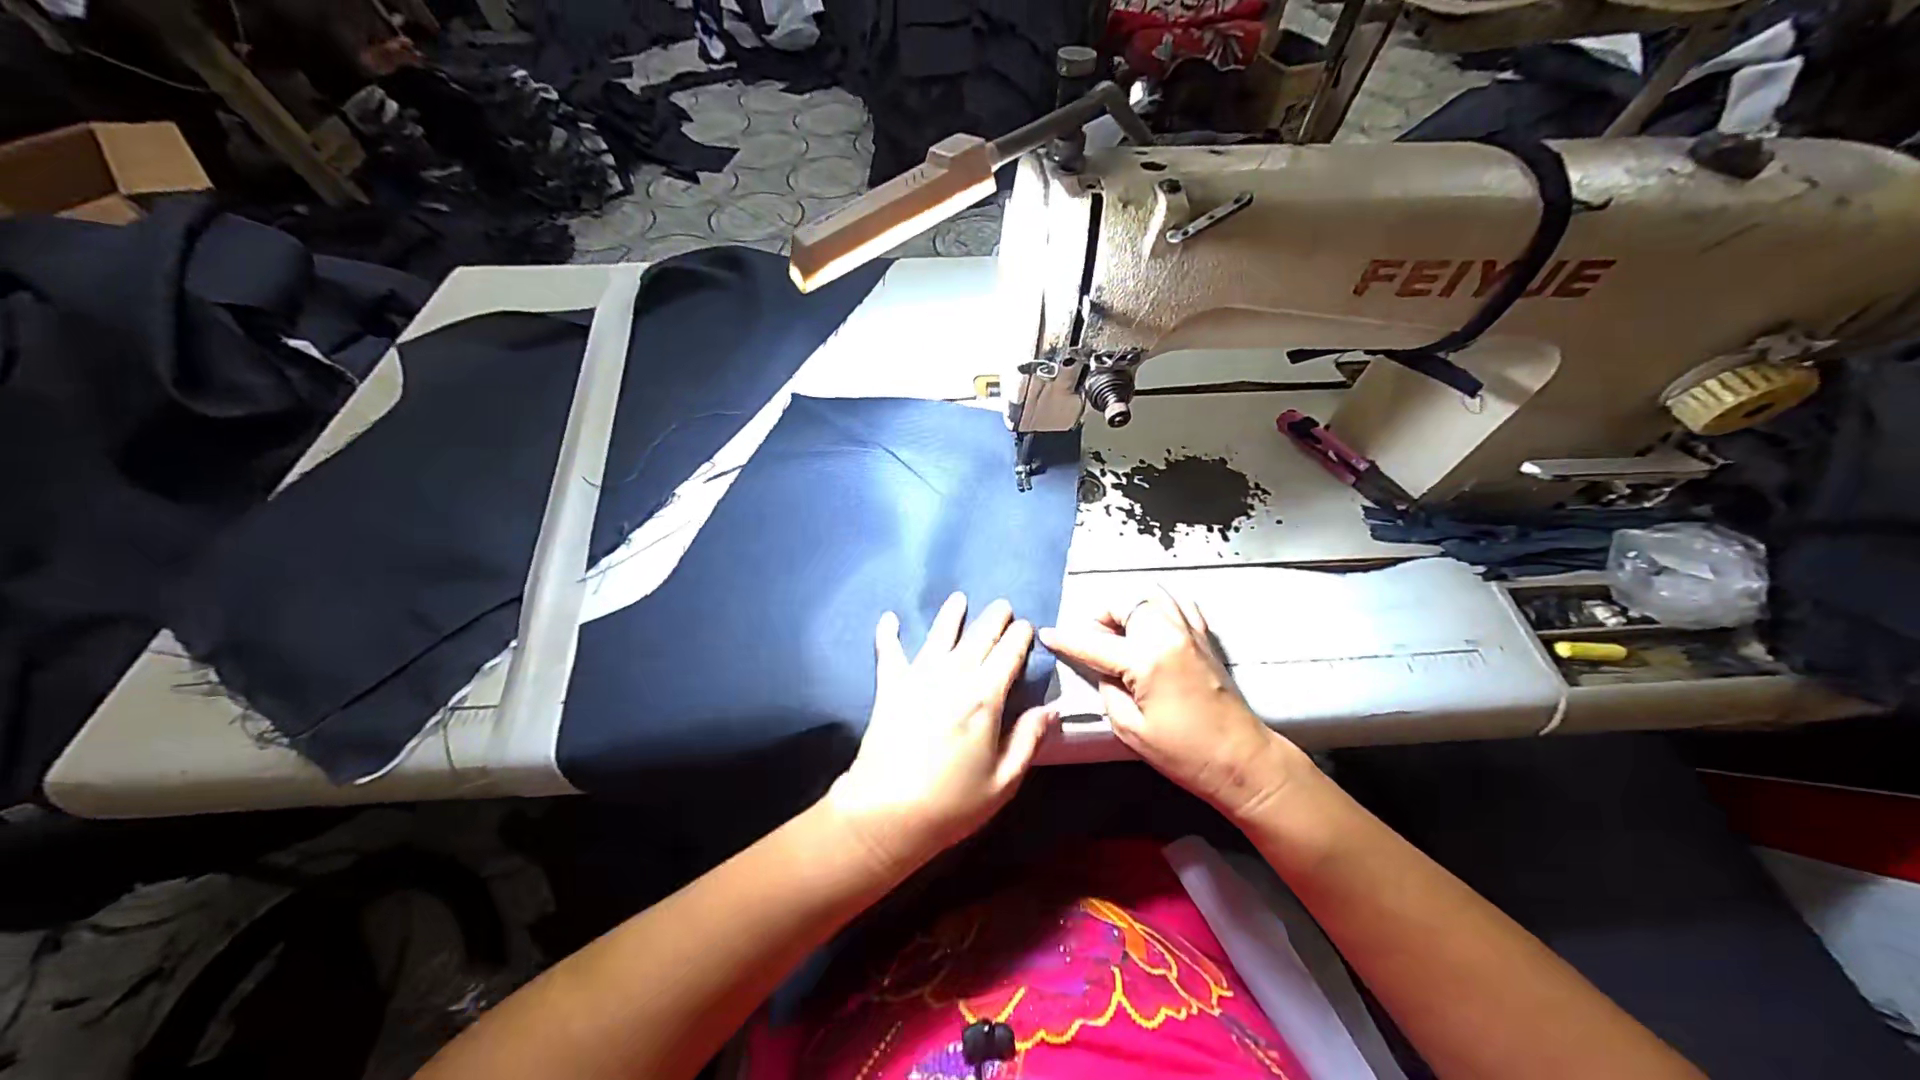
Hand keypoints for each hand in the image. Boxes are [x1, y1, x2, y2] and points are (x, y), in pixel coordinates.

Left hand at [826, 593, 1055, 878]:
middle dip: (994, 618)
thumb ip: (1028, 739)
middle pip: (978, 637)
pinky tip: (888, 618)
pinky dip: (887, 634)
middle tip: (1003, 606)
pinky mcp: (889, 688)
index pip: (1008, 654)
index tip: (1026, 626)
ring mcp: (917, 678)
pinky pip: (889, 653)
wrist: (886, 812)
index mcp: (984, 698)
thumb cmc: (952, 803)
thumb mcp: (1004, 780)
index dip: (1020, 637)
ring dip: (951, 615)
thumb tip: (1051, 710)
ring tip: (959, 598)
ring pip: (939, 635)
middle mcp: (952, 677)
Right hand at [1040, 588, 1305, 821]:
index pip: (1094, 642)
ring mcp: (1190, 632)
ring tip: (1119, 631)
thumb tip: (1104, 671)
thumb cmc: (1185, 754)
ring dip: (1129, 608)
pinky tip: (1152, 626)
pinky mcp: (1205, 638)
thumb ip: (1109, 691)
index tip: (1048, 634)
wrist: (1243, 760)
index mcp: (1145, 659)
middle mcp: (1168, 634)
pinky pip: (1179, 604)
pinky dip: (1159, 607)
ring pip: (1151, 595)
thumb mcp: (1130, 730)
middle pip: (1124, 603)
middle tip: (1092, 640)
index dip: (1066, 639)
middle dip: (1101, 616)